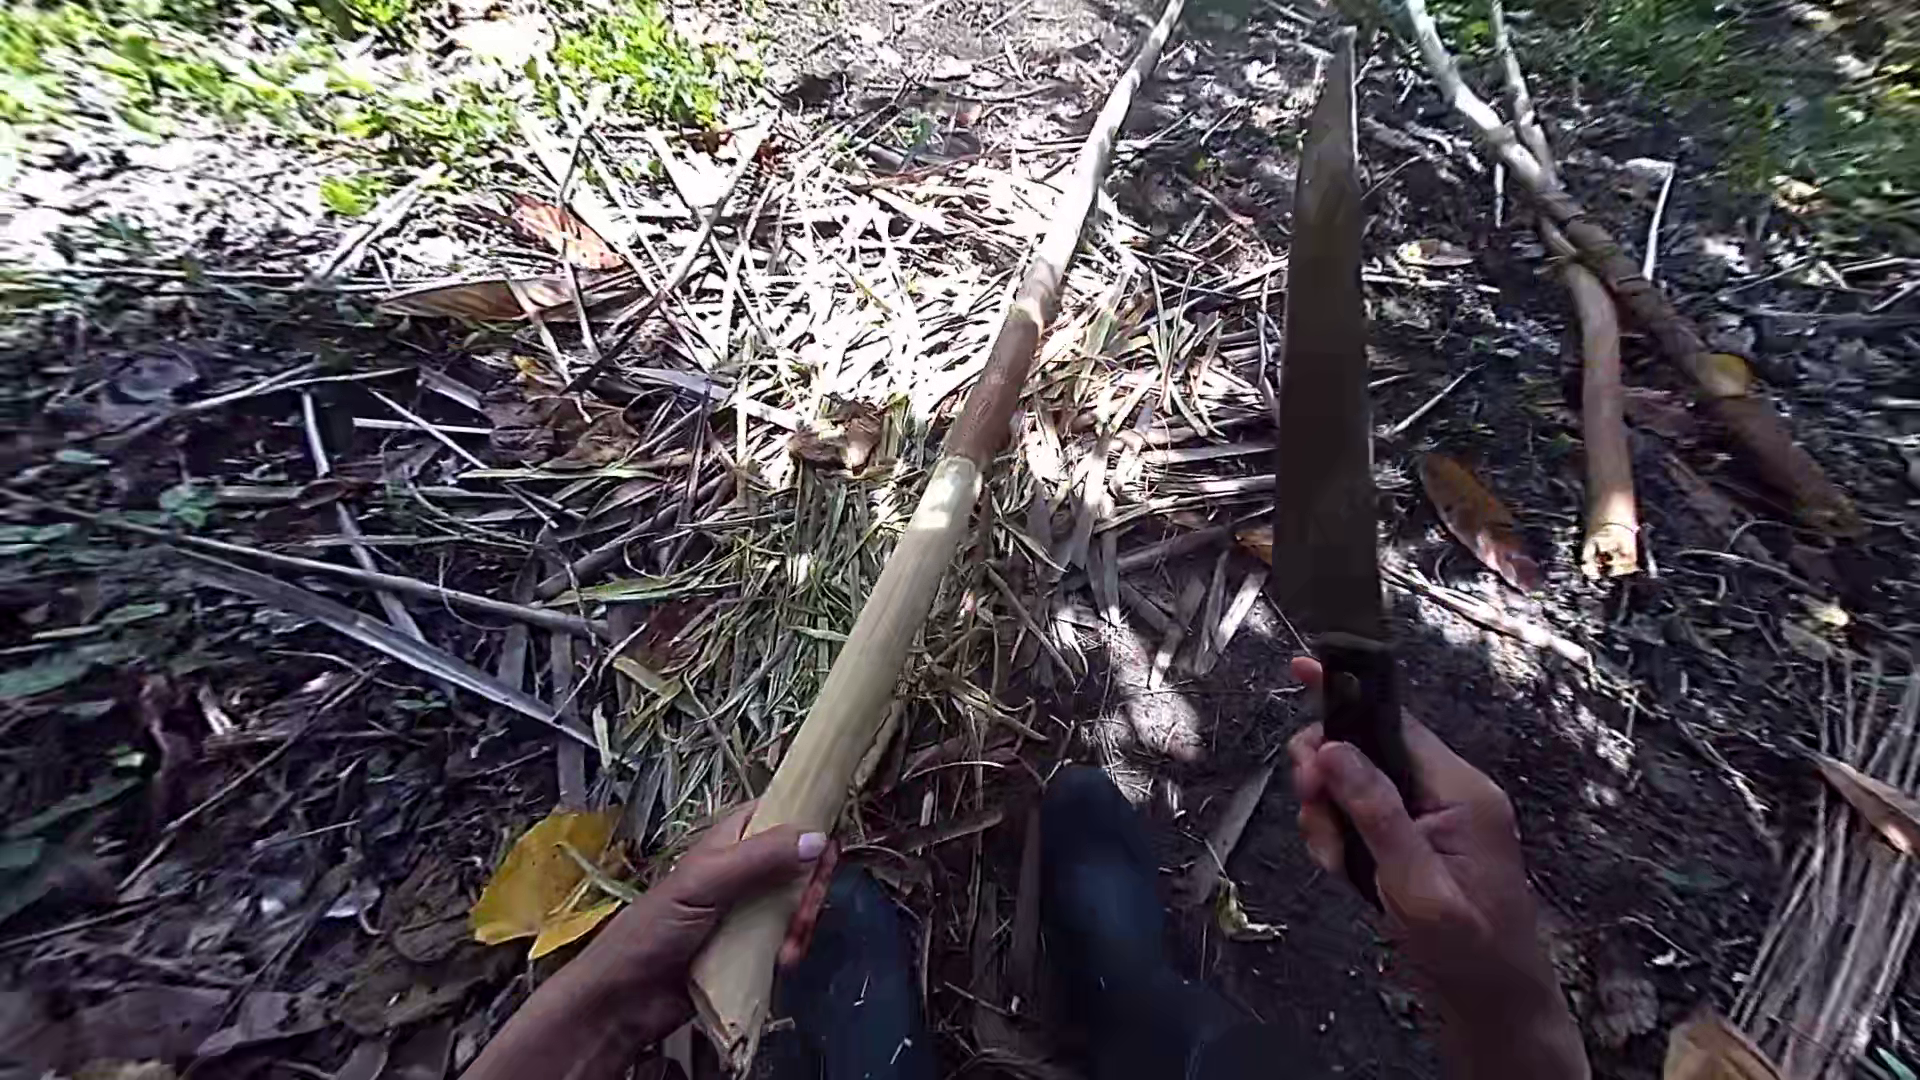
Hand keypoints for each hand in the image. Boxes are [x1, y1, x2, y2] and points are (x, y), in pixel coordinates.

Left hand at [462, 805, 830, 1079]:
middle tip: (805, 912)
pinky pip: (791, 931)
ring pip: (802, 896)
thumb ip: (763, 856)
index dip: (814, 824)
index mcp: (740, 835)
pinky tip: (784, 962)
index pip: (789, 811)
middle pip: (804, 857)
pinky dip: (795, 944)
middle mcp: (753, 862)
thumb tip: (820, 837)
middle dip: (812, 886)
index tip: (828, 852)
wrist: (623, 1001)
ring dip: (804, 921)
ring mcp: (755, 902)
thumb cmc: (658, 925)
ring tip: (790, 949)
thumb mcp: (709, 882)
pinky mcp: (756, 940)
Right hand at [1287, 657, 1588, 1079]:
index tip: (1299, 669)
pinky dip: (1331, 827)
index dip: (1344, 696)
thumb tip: (1331, 747)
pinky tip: (1339, 860)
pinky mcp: (1403, 825)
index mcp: (1458, 790)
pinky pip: (1348, 804)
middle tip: (1312, 807)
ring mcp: (1422, 807)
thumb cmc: (1465, 951)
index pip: (1392, 720)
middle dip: (1322, 775)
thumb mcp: (1418, 886)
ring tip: (1333, 856)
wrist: (1489, 1005)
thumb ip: (1376, 813)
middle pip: (1358, 746)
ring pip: (1344, 777)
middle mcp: (1441, 788)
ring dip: (1324, 811)